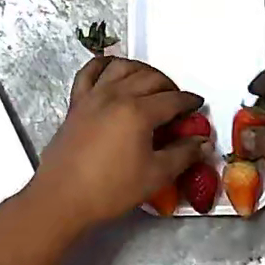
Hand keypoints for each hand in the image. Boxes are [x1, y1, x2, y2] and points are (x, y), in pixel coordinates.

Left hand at [27, 57, 207, 229]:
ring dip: (142, 70)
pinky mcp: (76, 103)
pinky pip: (89, 72)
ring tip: (151, 83)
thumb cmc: (110, 190)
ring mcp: (93, 96)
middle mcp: (116, 96)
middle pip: (151, 78)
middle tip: (177, 101)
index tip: (197, 107)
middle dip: (169, 86)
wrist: (62, 199)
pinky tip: (112, 69)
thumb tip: (201, 142)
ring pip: (122, 67)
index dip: (189, 102)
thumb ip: (182, 155)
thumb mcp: (155, 176)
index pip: (172, 99)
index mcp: (138, 112)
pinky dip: (103, 65)